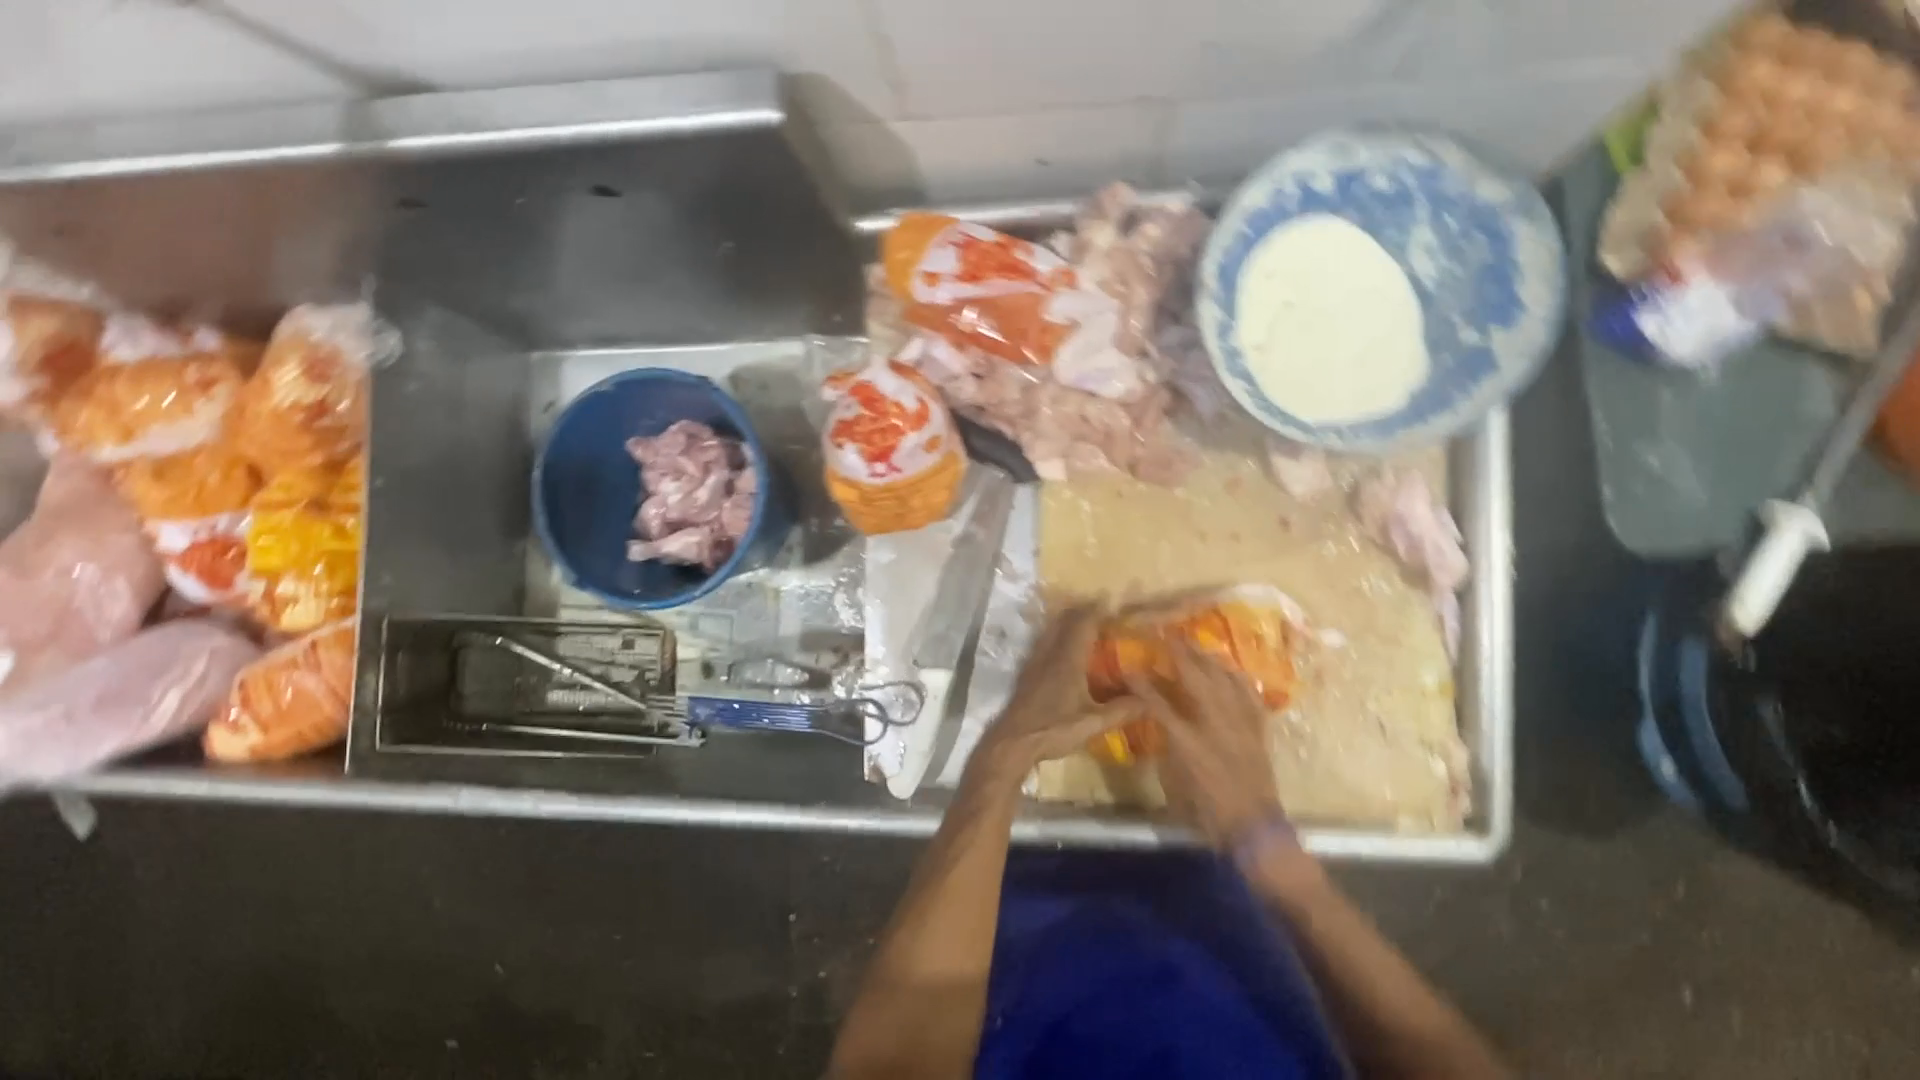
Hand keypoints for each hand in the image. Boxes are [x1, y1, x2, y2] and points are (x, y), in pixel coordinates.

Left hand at [969, 601, 1133, 780]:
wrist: (1013, 741)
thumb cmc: (1054, 729)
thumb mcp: (1093, 723)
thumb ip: (1122, 710)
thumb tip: (1151, 701)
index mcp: (1067, 659)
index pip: (1083, 622)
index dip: (1097, 609)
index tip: (1113, 603)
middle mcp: (1049, 653)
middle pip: (1064, 620)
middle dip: (1082, 611)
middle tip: (1102, 612)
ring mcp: (1034, 661)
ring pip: (1051, 629)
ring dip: (1067, 622)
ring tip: (1085, 626)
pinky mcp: (1026, 672)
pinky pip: (1043, 642)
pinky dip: (1056, 637)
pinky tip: (1064, 652)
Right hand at [1122, 640, 1283, 847]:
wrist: (1255, 828)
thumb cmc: (1209, 812)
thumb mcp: (1177, 783)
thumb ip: (1169, 748)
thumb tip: (1162, 723)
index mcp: (1189, 742)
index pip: (1160, 704)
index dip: (1143, 684)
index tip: (1130, 666)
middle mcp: (1216, 726)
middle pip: (1197, 679)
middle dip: (1180, 654)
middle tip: (1166, 634)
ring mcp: (1241, 725)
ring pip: (1225, 680)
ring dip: (1209, 659)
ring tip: (1195, 643)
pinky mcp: (1259, 730)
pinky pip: (1248, 694)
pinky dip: (1238, 678)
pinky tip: (1231, 669)